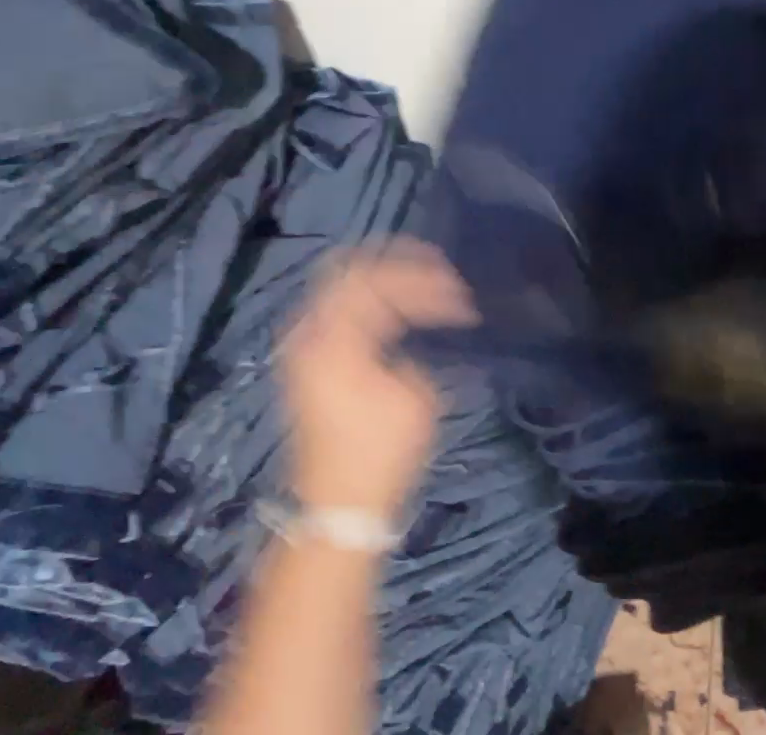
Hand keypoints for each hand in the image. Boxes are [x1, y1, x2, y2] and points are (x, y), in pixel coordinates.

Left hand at [276, 240, 478, 519]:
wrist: (341, 499)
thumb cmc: (383, 449)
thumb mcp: (415, 393)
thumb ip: (412, 346)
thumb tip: (414, 329)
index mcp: (335, 341)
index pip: (376, 284)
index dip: (423, 283)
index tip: (461, 297)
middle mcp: (310, 337)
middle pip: (348, 273)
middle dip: (397, 265)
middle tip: (439, 268)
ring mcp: (305, 350)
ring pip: (339, 289)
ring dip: (383, 280)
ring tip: (424, 284)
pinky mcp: (310, 365)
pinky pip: (338, 312)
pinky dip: (371, 302)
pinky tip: (400, 310)